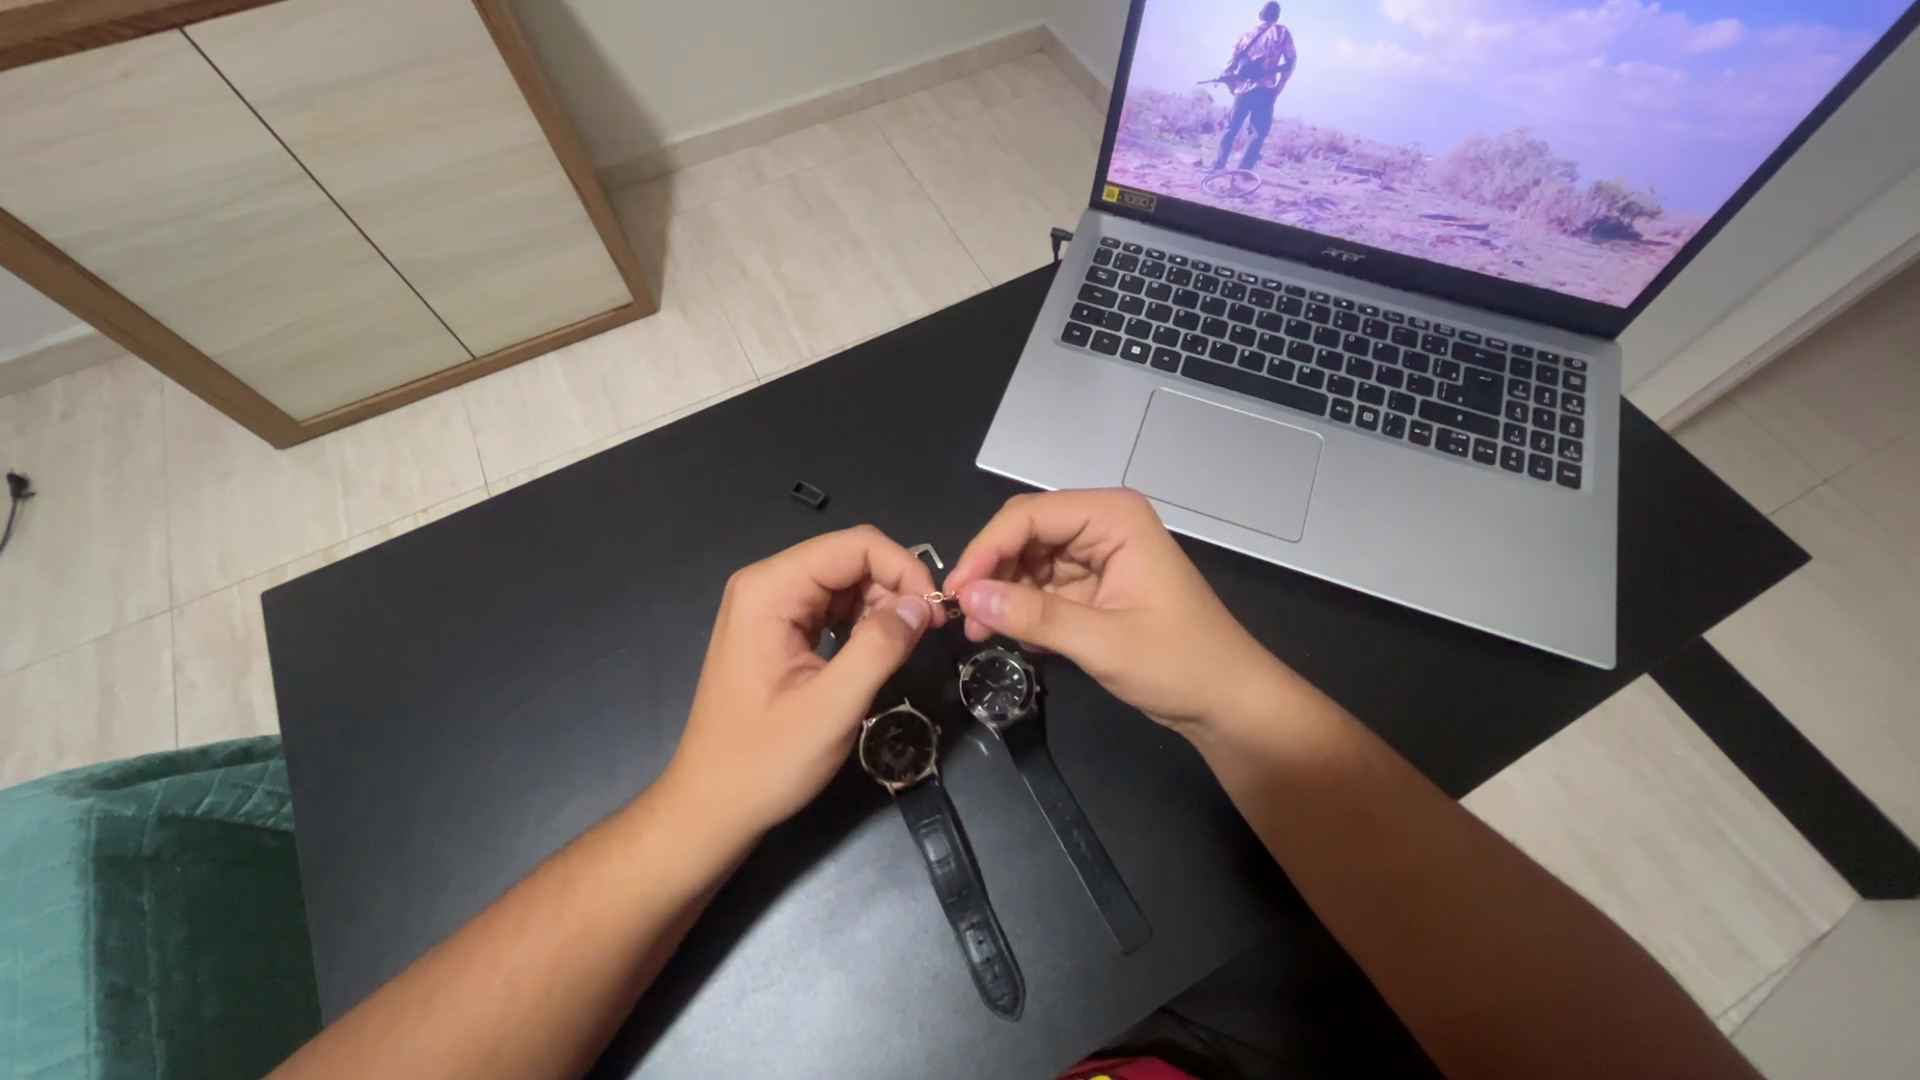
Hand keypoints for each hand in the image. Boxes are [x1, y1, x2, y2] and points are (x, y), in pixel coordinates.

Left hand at [664, 526, 941, 838]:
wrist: (713, 804)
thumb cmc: (765, 761)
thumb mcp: (832, 707)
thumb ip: (880, 647)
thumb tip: (923, 605)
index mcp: (770, 589)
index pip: (855, 545)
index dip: (904, 569)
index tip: (936, 614)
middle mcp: (767, 585)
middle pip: (850, 558)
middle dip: (895, 588)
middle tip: (926, 634)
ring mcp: (769, 606)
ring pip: (846, 581)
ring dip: (882, 606)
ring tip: (902, 648)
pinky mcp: (778, 628)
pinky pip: (832, 607)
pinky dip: (862, 622)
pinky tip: (875, 651)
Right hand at [942, 489, 1283, 731]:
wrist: (1228, 702)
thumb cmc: (1179, 664)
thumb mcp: (1103, 641)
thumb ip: (1034, 615)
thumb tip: (967, 597)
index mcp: (1113, 517)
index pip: (1029, 516)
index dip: (986, 550)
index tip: (955, 593)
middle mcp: (1102, 524)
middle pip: (1024, 532)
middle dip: (991, 570)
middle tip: (962, 615)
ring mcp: (1098, 554)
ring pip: (1027, 559)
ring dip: (1001, 593)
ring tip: (981, 633)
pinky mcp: (1093, 584)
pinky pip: (1042, 585)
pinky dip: (1022, 608)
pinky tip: (1010, 635)